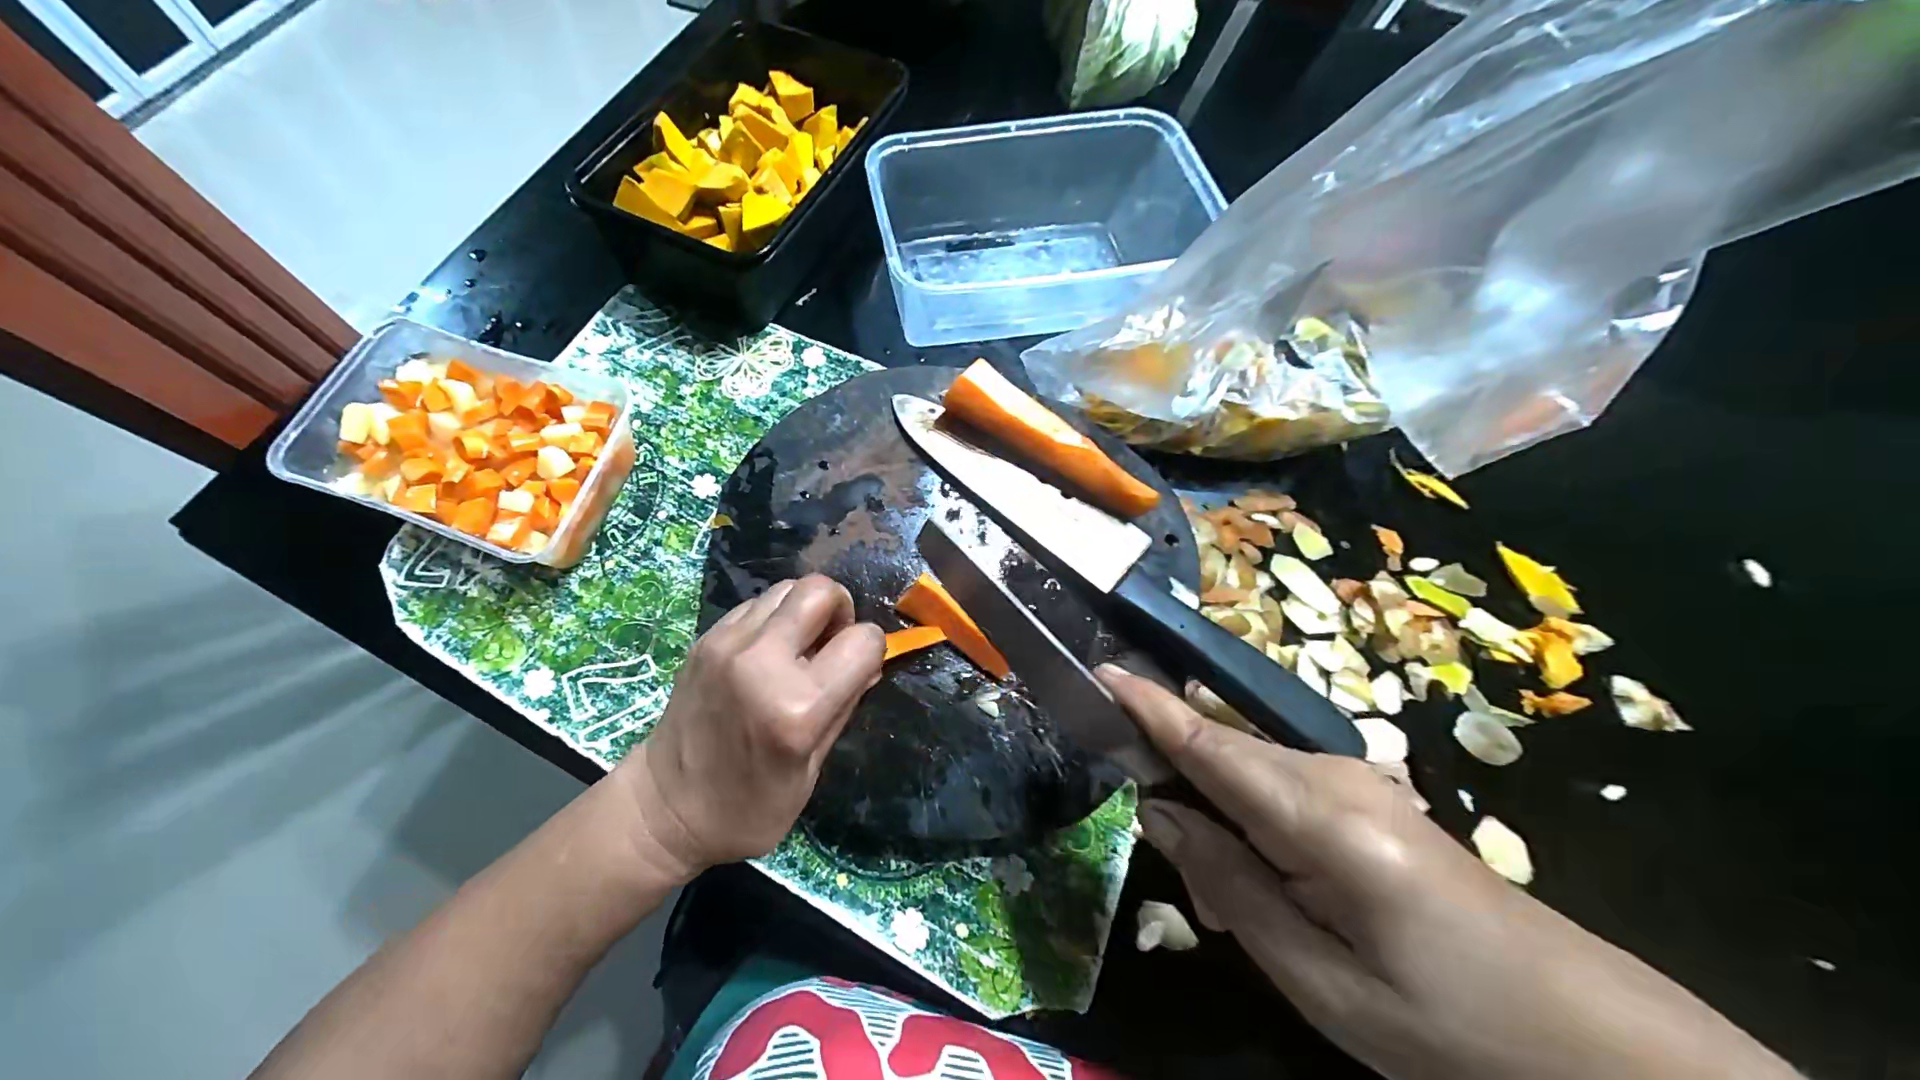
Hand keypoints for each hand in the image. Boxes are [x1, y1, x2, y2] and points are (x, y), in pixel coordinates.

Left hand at [614, 576, 883, 881]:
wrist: (664, 810)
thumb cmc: (750, 808)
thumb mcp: (812, 770)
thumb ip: (845, 706)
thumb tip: (869, 663)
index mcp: (798, 707)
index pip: (863, 640)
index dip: (872, 651)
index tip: (859, 671)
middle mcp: (761, 662)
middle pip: (820, 590)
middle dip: (840, 610)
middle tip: (831, 644)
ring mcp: (727, 644)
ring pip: (787, 588)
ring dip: (805, 611)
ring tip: (798, 647)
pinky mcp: (706, 639)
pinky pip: (757, 604)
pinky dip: (774, 619)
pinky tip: (767, 654)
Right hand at [1097, 666, 1798, 1079]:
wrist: (1597, 1040)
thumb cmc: (1452, 1025)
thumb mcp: (1321, 982)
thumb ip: (1230, 885)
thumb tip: (1160, 813)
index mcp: (1321, 820)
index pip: (1209, 745)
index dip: (1149, 707)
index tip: (1100, 671)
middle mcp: (1335, 779)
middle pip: (1221, 760)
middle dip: (1181, 801)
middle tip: (1201, 900)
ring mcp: (1356, 784)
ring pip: (1247, 779)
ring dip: (1219, 828)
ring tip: (1243, 917)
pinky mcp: (1366, 802)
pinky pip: (1279, 795)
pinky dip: (1251, 833)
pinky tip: (1277, 900)